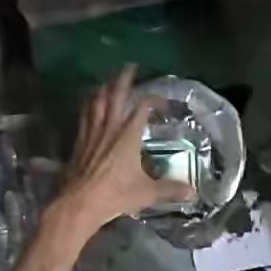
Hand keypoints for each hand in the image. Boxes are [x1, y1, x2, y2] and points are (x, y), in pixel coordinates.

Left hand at [54, 66, 195, 230]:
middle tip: (129, 67)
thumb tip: (192, 192)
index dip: (153, 99)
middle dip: (123, 79)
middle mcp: (109, 128)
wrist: (79, 203)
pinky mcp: (79, 141)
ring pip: (96, 102)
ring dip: (103, 89)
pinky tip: (88, 104)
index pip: (142, 107)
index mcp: (128, 135)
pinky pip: (84, 116)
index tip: (161, 101)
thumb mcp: (146, 193)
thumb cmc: (115, 195)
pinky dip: (88, 105)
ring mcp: (92, 133)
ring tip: (107, 81)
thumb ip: (169, 189)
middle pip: (116, 95)